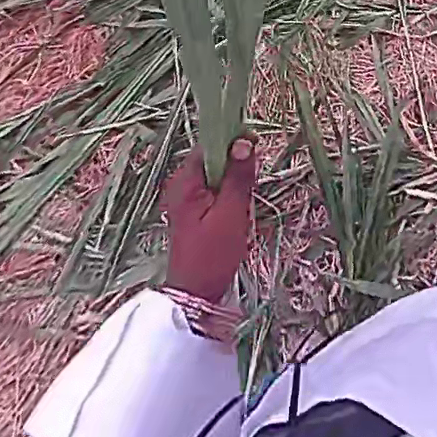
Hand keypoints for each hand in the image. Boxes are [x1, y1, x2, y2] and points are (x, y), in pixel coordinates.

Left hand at [163, 137, 256, 302]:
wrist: (196, 295)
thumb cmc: (212, 254)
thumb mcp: (230, 212)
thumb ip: (238, 177)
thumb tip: (244, 142)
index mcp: (184, 180)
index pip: (209, 146)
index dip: (232, 143)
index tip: (255, 149)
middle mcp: (181, 184)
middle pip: (214, 160)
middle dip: (236, 169)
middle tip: (251, 187)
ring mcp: (187, 198)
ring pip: (218, 177)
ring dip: (235, 185)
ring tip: (245, 206)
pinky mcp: (194, 211)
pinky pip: (216, 192)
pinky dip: (230, 198)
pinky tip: (239, 215)